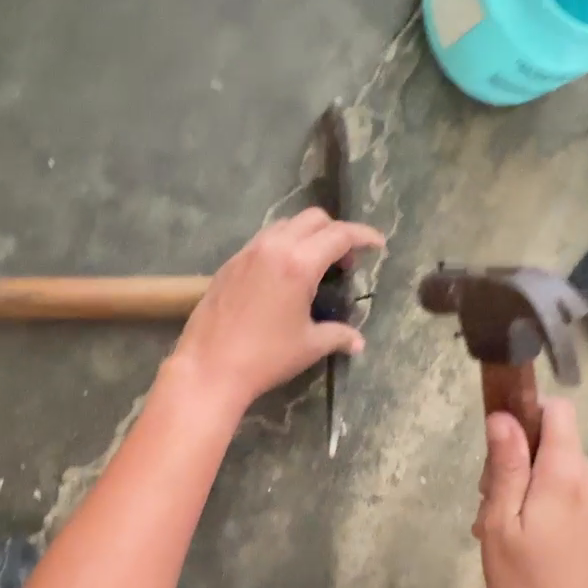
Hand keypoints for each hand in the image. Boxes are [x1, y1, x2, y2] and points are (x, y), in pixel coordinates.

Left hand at [168, 208, 383, 409]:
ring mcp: (247, 253)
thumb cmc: (265, 358)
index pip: (339, 235)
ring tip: (313, 267)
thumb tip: (357, 342)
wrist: (209, 367)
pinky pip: (262, 242)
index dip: (364, 235)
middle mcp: (273, 248)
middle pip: (313, 220)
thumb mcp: (308, 346)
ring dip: (306, 237)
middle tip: (344, 262)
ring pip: (284, 226)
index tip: (378, 244)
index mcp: (298, 263)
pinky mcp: (228, 265)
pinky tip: (282, 277)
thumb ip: (337, 336)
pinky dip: (281, 247)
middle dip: (335, 232)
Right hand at [474, 399, 587, 587]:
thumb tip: (503, 417)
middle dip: (514, 461)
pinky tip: (522, 545)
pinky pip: (564, 495)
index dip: (526, 413)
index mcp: (566, 471)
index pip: (558, 409)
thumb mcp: (501, 523)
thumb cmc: (529, 581)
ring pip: (553, 471)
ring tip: (501, 533)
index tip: (497, 444)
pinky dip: (539, 506)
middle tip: (489, 506)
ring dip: (522, 489)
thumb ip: (505, 467)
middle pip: (550, 442)